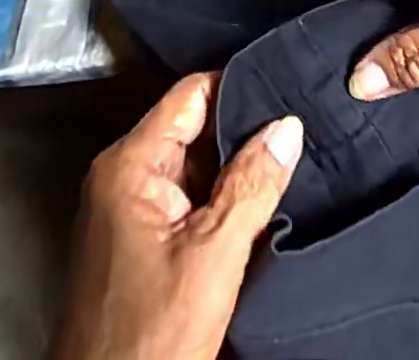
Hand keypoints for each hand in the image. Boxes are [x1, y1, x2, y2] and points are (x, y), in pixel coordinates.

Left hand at [51, 73, 303, 359]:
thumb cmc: (150, 340)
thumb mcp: (214, 254)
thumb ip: (252, 183)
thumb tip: (288, 127)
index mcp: (129, 165)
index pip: (190, 94)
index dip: (237, 85)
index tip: (282, 85)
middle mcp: (124, 174)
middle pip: (193, 125)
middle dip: (243, 126)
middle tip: (293, 126)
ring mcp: (131, 205)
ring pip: (196, 160)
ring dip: (236, 163)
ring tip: (286, 156)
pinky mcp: (143, 234)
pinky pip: (190, 192)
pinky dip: (223, 193)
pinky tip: (259, 196)